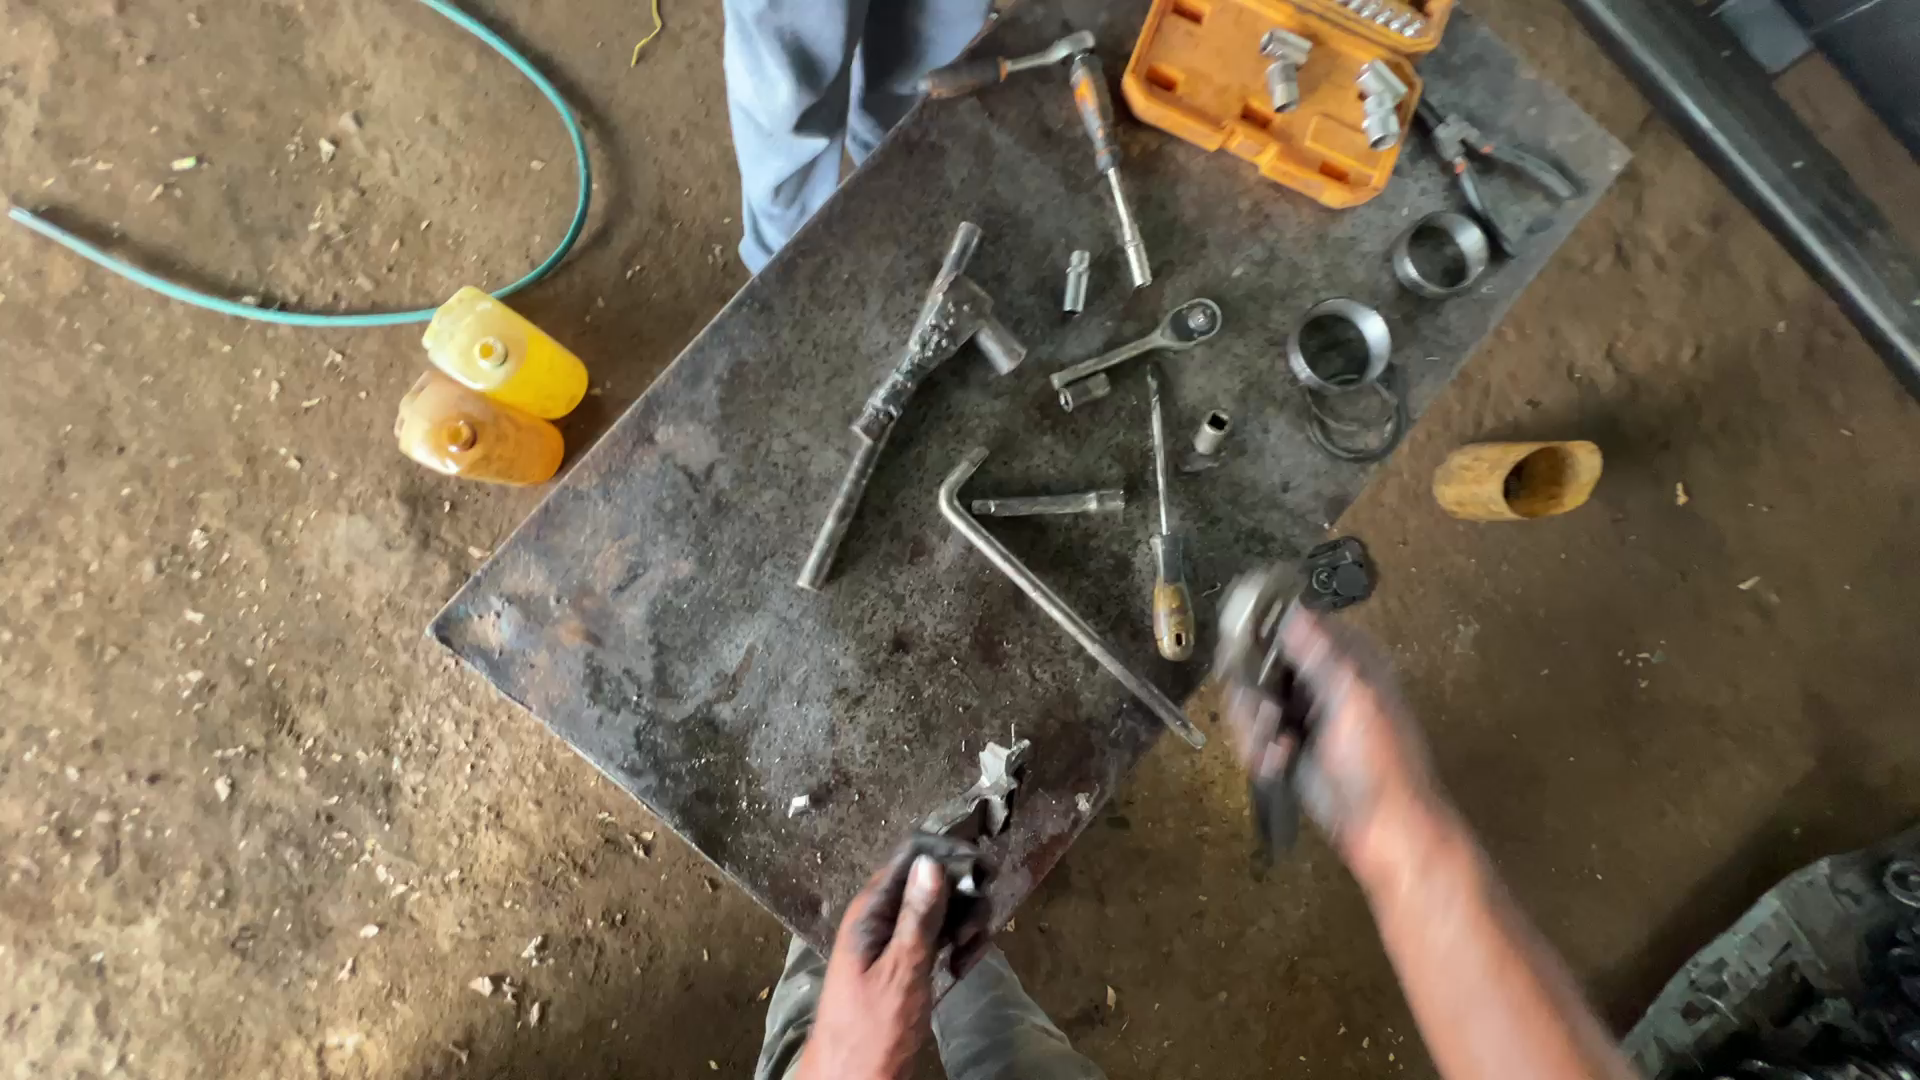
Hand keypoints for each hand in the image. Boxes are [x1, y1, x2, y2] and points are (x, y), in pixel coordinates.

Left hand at [794, 844, 969, 1079]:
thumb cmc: (870, 1031)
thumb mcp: (900, 972)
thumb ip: (917, 916)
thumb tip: (930, 860)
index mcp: (872, 908)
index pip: (912, 856)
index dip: (948, 857)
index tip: (982, 872)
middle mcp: (884, 914)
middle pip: (934, 880)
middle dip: (962, 898)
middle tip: (971, 932)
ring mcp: (897, 938)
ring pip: (943, 909)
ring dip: (965, 924)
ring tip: (966, 956)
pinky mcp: (910, 962)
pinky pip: (942, 936)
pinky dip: (959, 946)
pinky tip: (962, 968)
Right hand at [1225, 605, 1449, 884]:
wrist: (1381, 829)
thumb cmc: (1378, 761)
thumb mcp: (1353, 699)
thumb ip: (1320, 654)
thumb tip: (1291, 608)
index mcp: (1347, 656)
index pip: (1293, 622)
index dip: (1262, 631)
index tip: (1238, 646)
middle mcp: (1319, 676)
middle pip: (1258, 660)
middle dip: (1251, 690)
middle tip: (1266, 715)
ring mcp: (1300, 709)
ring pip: (1248, 697)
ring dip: (1253, 725)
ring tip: (1276, 749)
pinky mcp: (1283, 739)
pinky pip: (1250, 728)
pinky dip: (1257, 746)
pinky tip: (1277, 762)